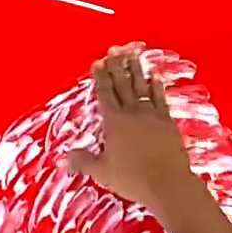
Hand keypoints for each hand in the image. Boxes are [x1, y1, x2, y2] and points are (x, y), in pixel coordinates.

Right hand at [61, 44, 202, 214]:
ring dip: (136, 69)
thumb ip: (83, 161)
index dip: (101, 77)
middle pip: (123, 84)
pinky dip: (156, 86)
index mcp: (115, 121)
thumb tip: (64, 158)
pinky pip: (160, 97)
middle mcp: (132, 112)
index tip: (98, 62)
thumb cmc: (132, 178)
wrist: (167, 183)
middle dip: (117, 66)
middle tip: (114, 50)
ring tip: (132, 54)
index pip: (105, 93)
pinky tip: (154, 76)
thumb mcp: (103, 172)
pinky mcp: (167, 120)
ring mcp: (151, 114)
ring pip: (141, 86)